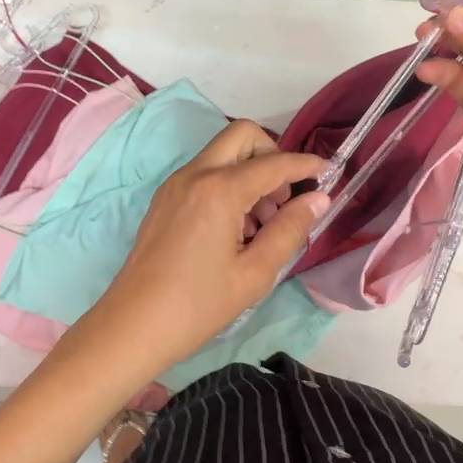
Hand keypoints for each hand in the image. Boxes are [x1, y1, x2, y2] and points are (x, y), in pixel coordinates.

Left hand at [86, 121, 327, 371]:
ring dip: (250, 172)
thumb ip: (290, 229)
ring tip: (262, 225)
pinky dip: (228, 185)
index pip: (274, 162)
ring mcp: (175, 184)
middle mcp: (195, 174)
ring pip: (223, 154)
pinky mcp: (165, 199)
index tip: (328, 176)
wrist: (133, 326)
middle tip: (285, 198)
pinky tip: (236, 230)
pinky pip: (205, 173)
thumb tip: (317, 199)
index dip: (306, 166)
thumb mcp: (255, 273)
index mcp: (219, 190)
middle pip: (243, 136)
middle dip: (273, 156)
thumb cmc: (198, 305)